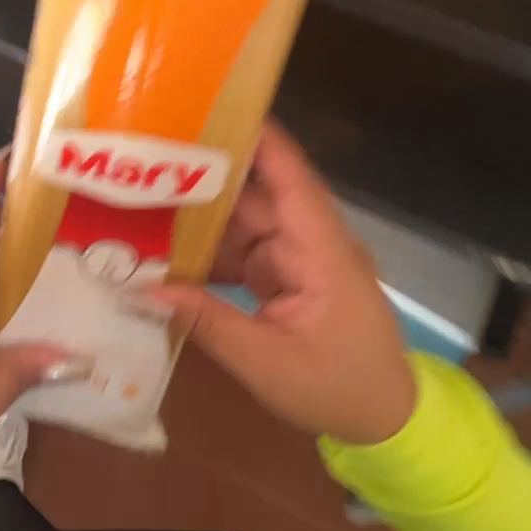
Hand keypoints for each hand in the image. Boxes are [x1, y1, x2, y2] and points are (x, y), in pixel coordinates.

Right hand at [150, 123, 414, 444]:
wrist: (387, 422)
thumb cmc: (341, 390)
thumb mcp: (270, 365)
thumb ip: (210, 323)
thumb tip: (149, 288)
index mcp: (324, 254)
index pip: (293, 182)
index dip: (261, 142)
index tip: (219, 108)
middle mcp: (310, 244)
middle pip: (255, 199)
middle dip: (206, 181)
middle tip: (149, 163)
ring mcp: (296, 260)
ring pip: (241, 224)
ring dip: (199, 219)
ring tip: (143, 204)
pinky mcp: (283, 277)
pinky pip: (240, 252)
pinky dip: (207, 252)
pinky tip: (166, 252)